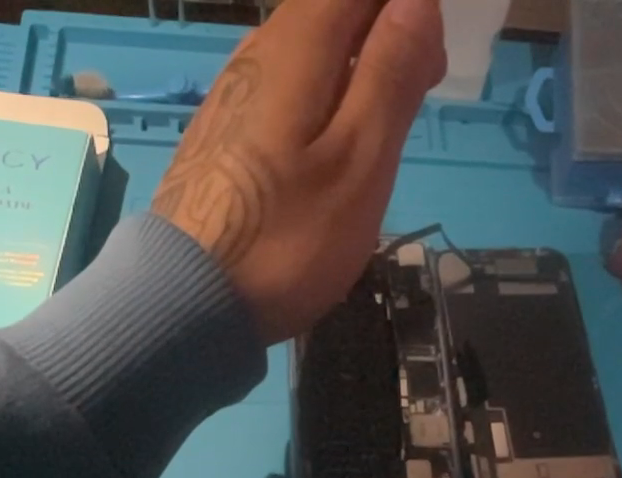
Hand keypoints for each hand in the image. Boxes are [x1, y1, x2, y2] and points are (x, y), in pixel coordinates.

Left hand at [151, 0, 445, 343]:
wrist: (189, 303)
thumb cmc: (288, 240)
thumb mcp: (359, 161)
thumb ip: (390, 74)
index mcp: (297, 46)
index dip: (403, 8)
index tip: (432, 51)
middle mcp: (258, 53)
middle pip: (332, 8)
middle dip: (384, 29)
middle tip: (422, 82)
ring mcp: (234, 95)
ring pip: (307, 48)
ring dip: (354, 64)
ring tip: (386, 117)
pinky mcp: (224, 135)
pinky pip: (284, 88)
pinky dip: (321, 96)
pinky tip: (332, 144)